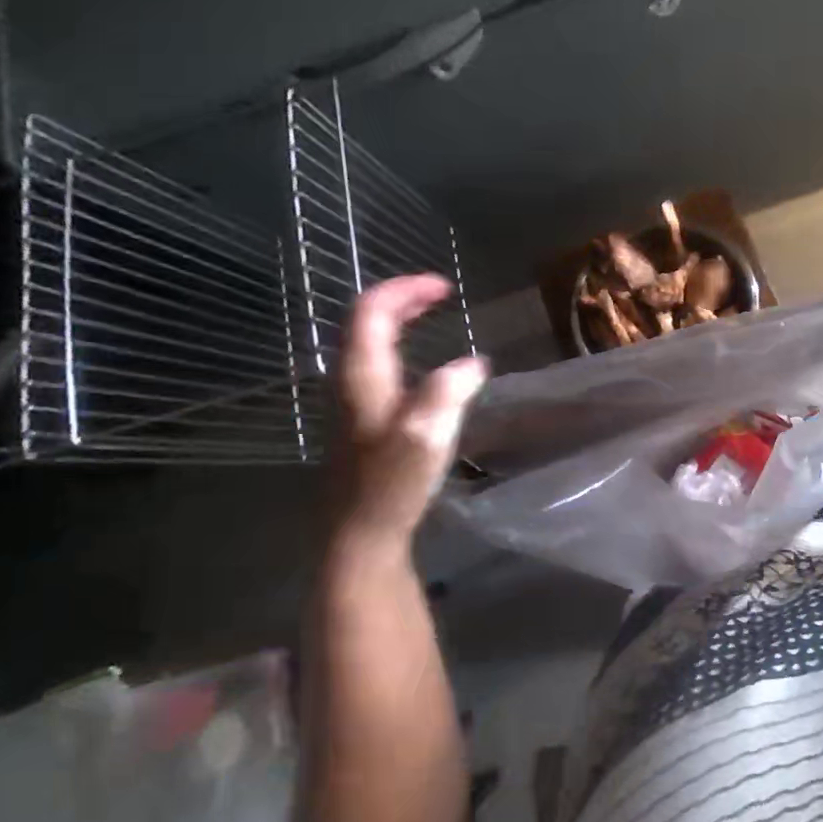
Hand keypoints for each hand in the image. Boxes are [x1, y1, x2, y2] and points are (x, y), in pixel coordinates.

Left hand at [331, 275, 487, 553]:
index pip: (372, 311)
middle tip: (440, 294)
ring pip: (370, 343)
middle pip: (367, 322)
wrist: (360, 533)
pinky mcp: (362, 421)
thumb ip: (448, 391)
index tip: (444, 287)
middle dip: (402, 299)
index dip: (405, 289)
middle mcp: (350, 381)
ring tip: (432, 316)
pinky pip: (379, 366)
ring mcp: (353, 402)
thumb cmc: (391, 484)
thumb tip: (472, 364)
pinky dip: (401, 348)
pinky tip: (425, 367)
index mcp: (362, 376)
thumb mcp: (425, 435)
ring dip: (399, 321)